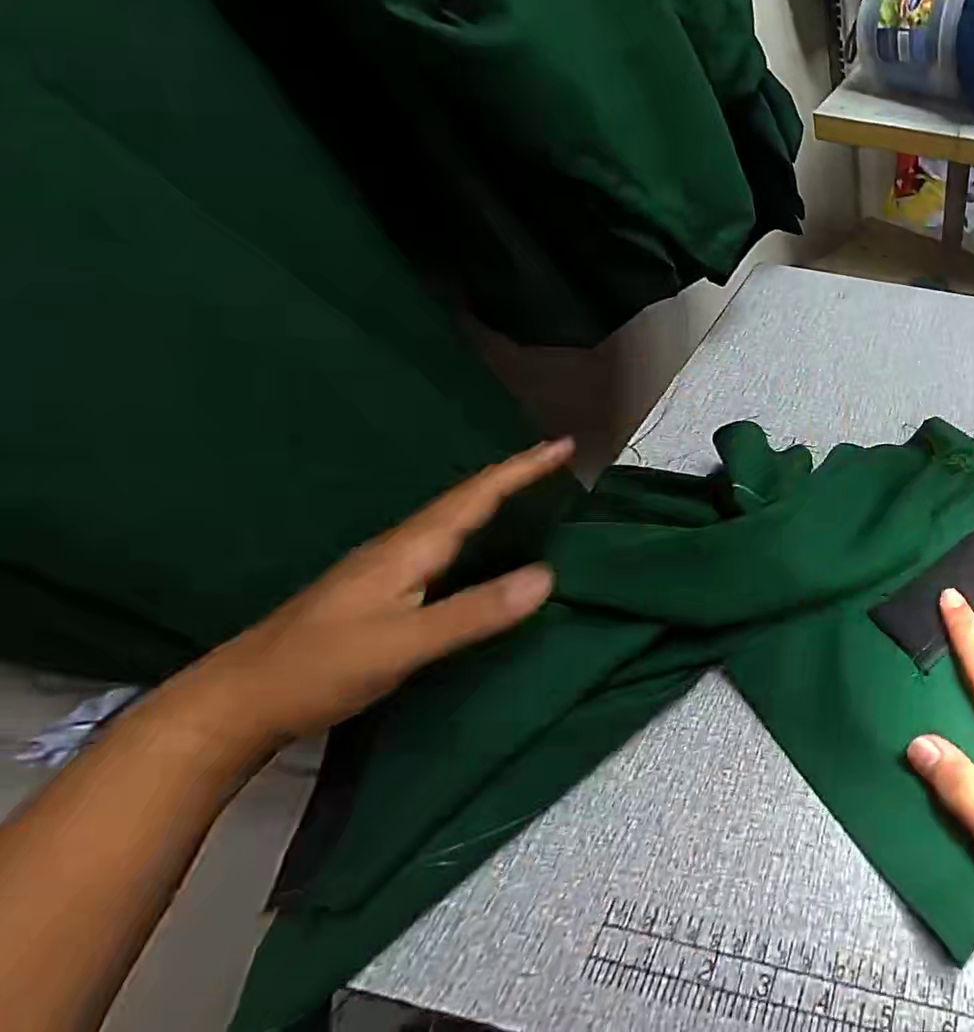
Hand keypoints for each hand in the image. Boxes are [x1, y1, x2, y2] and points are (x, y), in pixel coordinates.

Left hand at [155, 439, 573, 754]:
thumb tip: (548, 575)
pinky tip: (484, 539)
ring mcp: (387, 568)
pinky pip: (445, 542)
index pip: (474, 497)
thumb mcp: (403, 645)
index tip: (563, 446)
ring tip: (532, 487)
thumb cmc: (318, 670)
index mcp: (408, 551)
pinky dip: (477, 526)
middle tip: (557, 458)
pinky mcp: (384, 589)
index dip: (521, 469)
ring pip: (453, 518)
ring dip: (495, 496)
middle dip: (514, 474)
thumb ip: (475, 611)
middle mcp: (399, 548)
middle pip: (465, 498)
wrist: (232, 705)